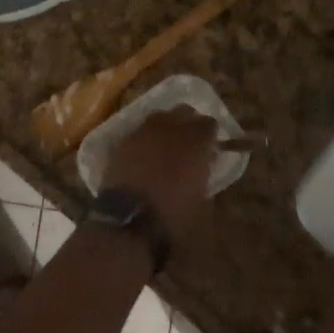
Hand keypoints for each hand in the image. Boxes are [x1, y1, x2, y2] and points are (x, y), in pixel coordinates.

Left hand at [102, 107, 218, 240]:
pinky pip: (138, 131)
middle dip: (188, 122)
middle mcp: (170, 130)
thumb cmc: (174, 215)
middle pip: (183, 111)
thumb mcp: (203, 202)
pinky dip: (145, 138)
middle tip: (189, 139)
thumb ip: (205, 176)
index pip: (209, 123)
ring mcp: (143, 133)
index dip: (210, 134)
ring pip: (158, 117)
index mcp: (195, 142)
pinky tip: (144, 153)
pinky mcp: (123, 143)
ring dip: (165, 125)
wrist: (130, 221)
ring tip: (165, 143)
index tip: (210, 146)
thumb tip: (203, 168)